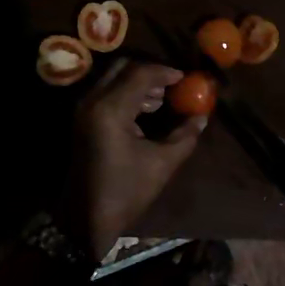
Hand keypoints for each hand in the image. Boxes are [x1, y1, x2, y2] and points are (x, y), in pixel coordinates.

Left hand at [66, 59, 206, 258]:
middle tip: (172, 85)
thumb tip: (202, 116)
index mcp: (110, 109)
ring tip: (163, 100)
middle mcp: (92, 101)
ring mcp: (84, 109)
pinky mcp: (82, 118)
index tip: (186, 78)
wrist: (86, 217)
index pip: (140, 74)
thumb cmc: (126, 191)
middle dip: (149, 72)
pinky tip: (145, 110)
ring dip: (137, 82)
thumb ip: (184, 136)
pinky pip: (105, 92)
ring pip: (112, 78)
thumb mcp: (161, 164)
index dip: (165, 72)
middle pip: (122, 67)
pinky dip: (125, 92)